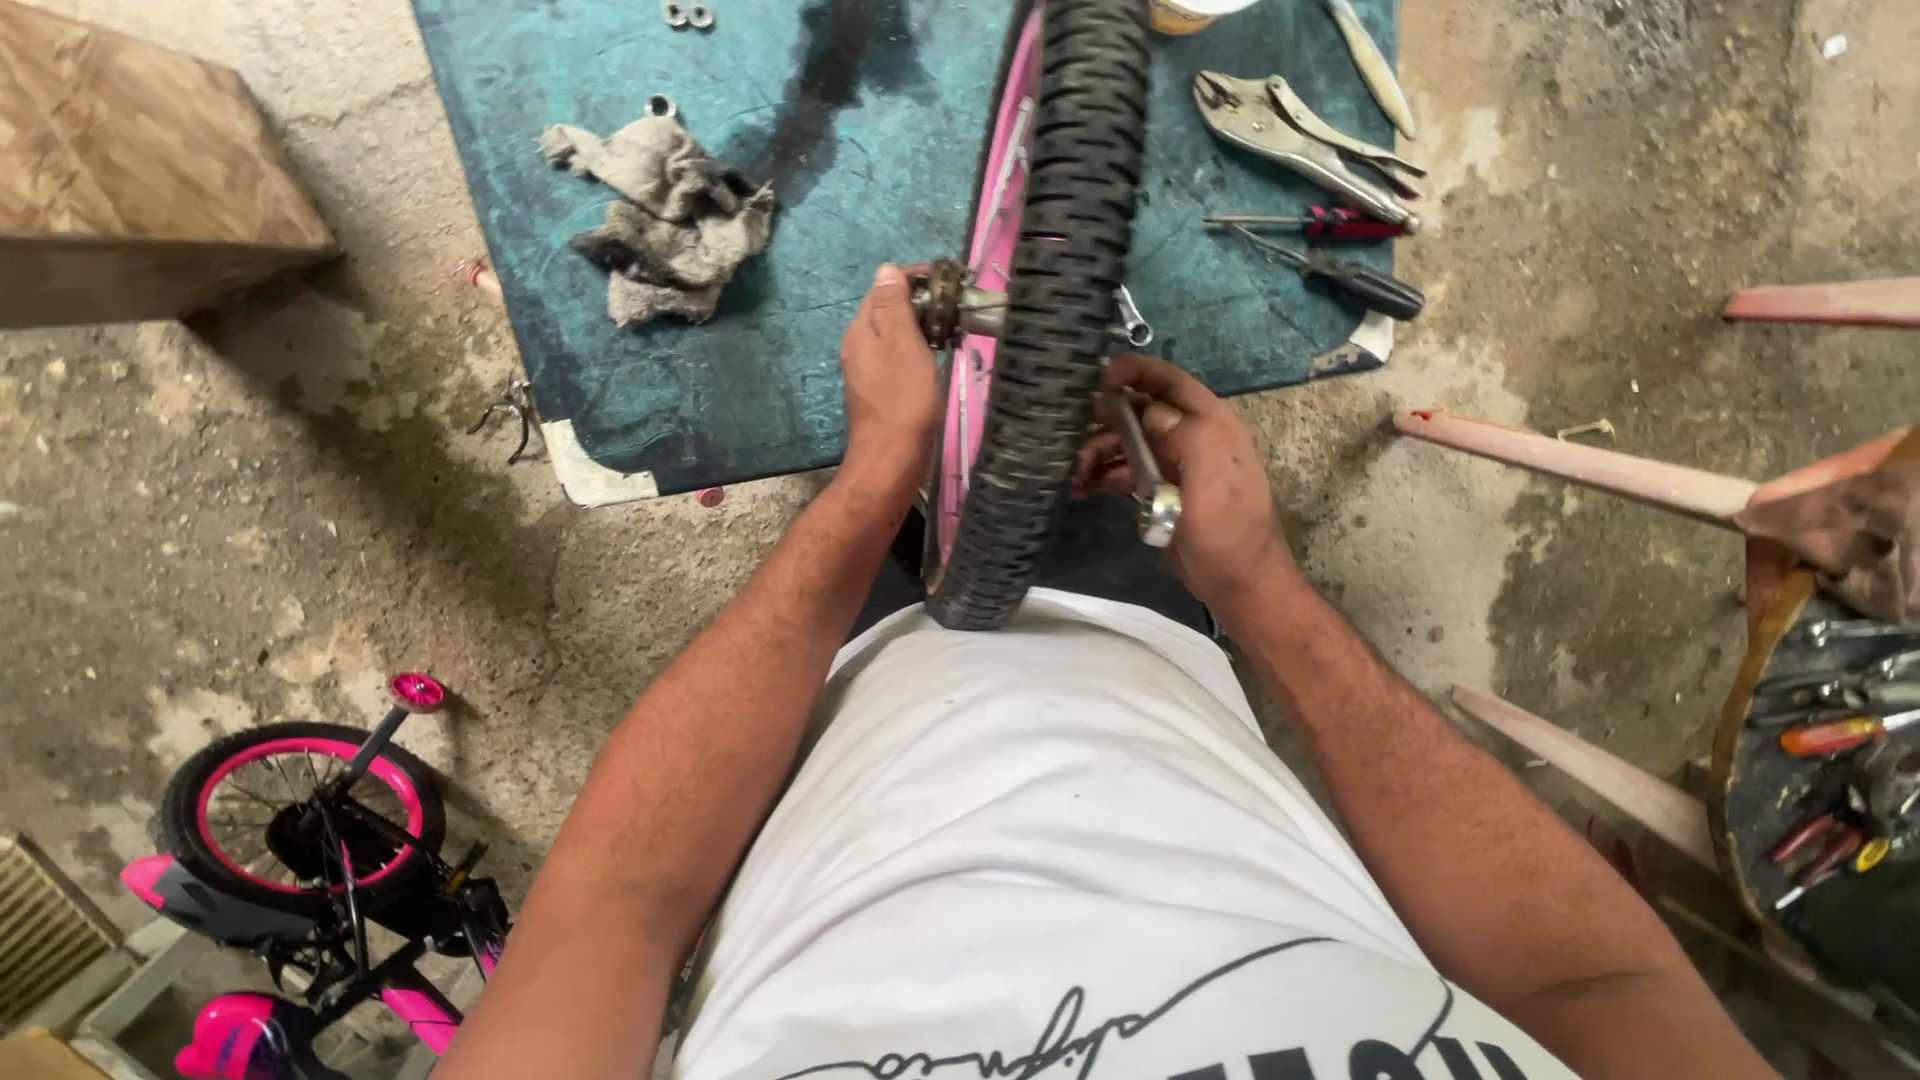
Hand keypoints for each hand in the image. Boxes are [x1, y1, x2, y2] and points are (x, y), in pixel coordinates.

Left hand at [838, 264, 942, 502]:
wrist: (892, 459)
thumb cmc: (903, 399)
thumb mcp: (902, 343)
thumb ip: (893, 305)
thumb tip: (886, 269)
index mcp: (861, 329)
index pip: (884, 287)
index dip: (916, 278)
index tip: (949, 282)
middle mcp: (857, 346)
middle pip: (888, 310)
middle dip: (920, 302)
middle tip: (955, 307)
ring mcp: (866, 370)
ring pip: (893, 334)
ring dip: (920, 326)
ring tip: (951, 329)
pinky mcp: (878, 391)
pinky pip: (897, 357)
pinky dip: (916, 349)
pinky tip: (935, 358)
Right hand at [1079, 354, 1301, 611]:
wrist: (1238, 583)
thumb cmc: (1228, 533)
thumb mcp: (1212, 483)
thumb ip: (1185, 437)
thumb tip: (1147, 411)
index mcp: (1210, 425)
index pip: (1168, 381)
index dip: (1133, 372)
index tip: (1098, 380)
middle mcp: (1191, 436)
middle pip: (1139, 411)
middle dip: (1105, 419)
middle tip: (1072, 437)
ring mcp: (1174, 463)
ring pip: (1128, 442)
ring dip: (1098, 452)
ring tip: (1074, 474)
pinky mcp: (1161, 490)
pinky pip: (1126, 471)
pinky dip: (1102, 476)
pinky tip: (1081, 488)